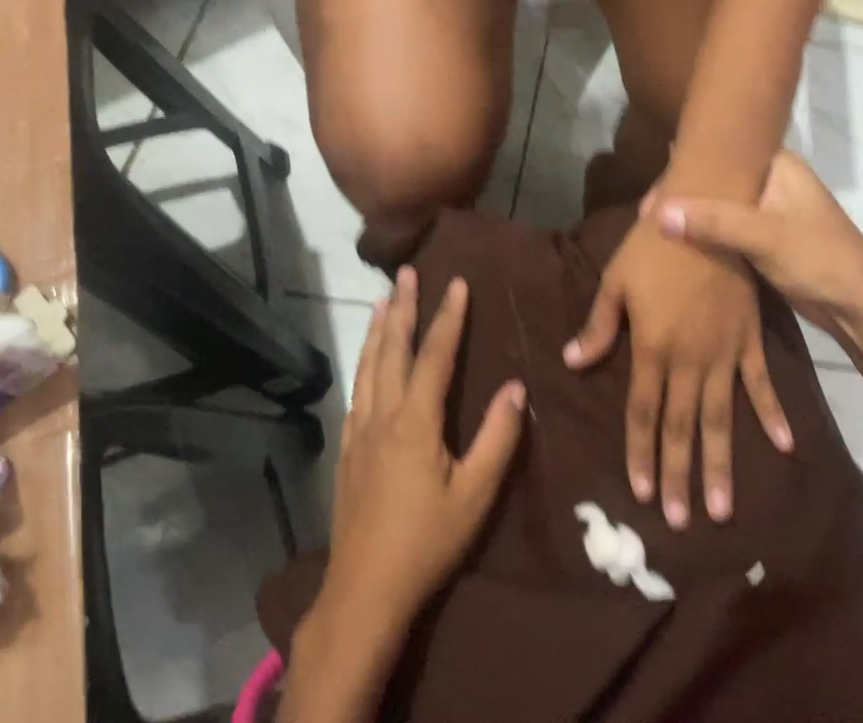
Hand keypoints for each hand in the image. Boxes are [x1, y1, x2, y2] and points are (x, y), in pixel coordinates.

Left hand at [324, 268, 527, 625]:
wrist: (365, 590)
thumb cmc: (428, 541)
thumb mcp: (477, 494)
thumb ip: (498, 438)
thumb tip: (514, 387)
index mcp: (414, 423)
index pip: (434, 357)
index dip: (447, 318)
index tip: (457, 282)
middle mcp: (381, 418)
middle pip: (391, 352)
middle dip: (401, 309)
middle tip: (406, 273)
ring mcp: (358, 435)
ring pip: (367, 369)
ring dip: (376, 332)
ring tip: (381, 302)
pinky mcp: (347, 454)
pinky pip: (356, 394)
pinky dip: (363, 367)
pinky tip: (366, 368)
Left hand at [563, 217, 792, 529]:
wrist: (708, 210)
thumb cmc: (654, 244)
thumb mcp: (615, 280)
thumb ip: (599, 326)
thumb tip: (573, 362)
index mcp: (652, 349)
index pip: (643, 413)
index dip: (641, 455)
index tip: (642, 495)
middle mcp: (689, 360)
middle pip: (682, 427)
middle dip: (680, 475)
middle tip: (684, 521)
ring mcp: (724, 352)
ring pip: (721, 418)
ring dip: (721, 463)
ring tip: (723, 507)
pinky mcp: (750, 338)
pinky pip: (761, 383)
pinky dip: (772, 414)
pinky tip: (783, 446)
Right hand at [651, 151, 862, 336]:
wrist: (858, 307)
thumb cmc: (819, 260)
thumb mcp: (765, 237)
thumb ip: (714, 221)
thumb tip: (659, 212)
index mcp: (779, 166)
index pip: (722, 157)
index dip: (686, 173)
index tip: (651, 197)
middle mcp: (774, 182)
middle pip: (719, 184)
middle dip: (685, 200)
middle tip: (646, 221)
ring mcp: (771, 213)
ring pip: (721, 211)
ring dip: (694, 223)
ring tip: (653, 237)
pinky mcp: (768, 241)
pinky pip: (728, 233)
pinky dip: (708, 241)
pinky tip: (680, 253)